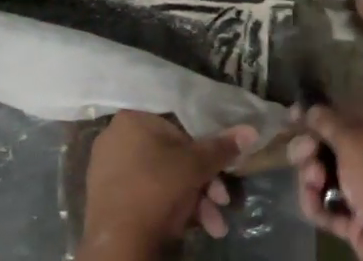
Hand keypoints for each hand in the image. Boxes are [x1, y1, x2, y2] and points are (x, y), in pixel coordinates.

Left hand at [80, 111, 258, 257]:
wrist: (118, 244)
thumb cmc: (156, 188)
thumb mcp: (195, 165)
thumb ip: (222, 147)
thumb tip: (251, 130)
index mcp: (133, 118)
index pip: (178, 120)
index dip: (206, 141)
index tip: (224, 162)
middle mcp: (118, 138)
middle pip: (174, 154)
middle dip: (205, 181)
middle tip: (223, 200)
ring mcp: (112, 170)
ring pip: (165, 178)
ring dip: (196, 201)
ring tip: (216, 225)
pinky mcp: (111, 199)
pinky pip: (150, 195)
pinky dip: (174, 209)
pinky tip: (198, 228)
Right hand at [287, 105, 362, 260]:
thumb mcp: (353, 140)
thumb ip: (326, 122)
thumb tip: (310, 106)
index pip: (336, 112)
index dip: (312, 113)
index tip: (290, 117)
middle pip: (323, 144)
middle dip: (307, 149)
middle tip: (306, 155)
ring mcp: (359, 187)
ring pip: (320, 176)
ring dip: (309, 179)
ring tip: (315, 184)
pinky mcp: (353, 218)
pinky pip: (325, 205)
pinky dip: (316, 205)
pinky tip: (315, 206)